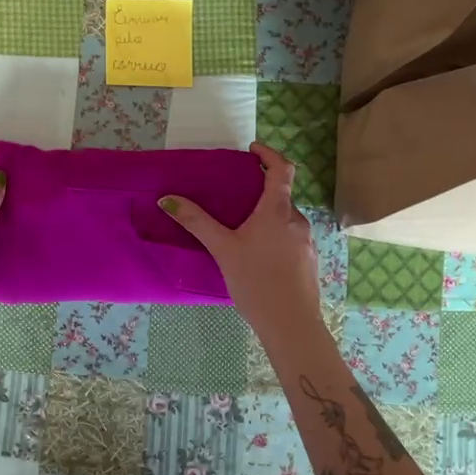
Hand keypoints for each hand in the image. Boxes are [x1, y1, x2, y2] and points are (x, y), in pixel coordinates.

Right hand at [159, 142, 320, 341]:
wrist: (290, 323)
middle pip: (282, 196)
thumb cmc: (256, 280)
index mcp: (278, 210)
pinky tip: (257, 258)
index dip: (269, 154)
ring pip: (285, 221)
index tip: (252, 151)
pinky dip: (274, 238)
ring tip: (242, 231)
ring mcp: (306, 242)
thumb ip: (196, 222)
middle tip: (236, 198)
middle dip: (260, 192)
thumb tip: (167, 199)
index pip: (282, 169)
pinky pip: (290, 240)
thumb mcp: (222, 249)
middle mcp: (297, 221)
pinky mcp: (308, 262)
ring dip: (266, 218)